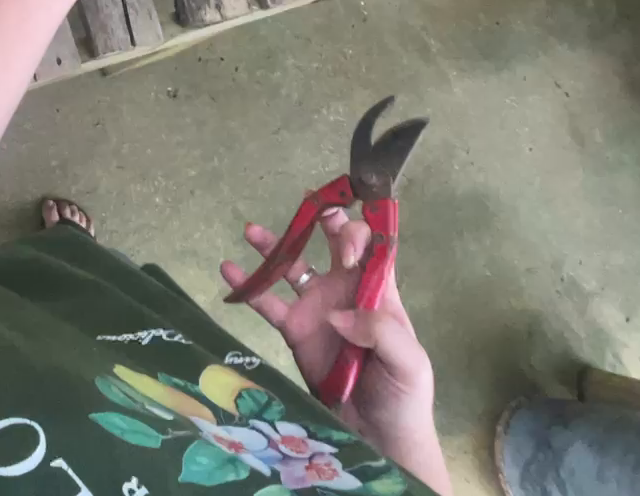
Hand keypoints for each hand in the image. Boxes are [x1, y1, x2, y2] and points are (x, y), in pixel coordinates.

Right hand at [220, 209, 447, 490]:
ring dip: (274, 245)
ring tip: (250, 230)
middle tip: (310, 204)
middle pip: (334, 244)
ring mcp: (317, 308)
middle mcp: (345, 290)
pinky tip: (230, 271)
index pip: (371, 248)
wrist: (376, 437)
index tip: (343, 247)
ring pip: (292, 266)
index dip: (357, 236)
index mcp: (377, 291)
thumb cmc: (403, 396)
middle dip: (324, 220)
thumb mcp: (409, 362)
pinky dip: (248, 286)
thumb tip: (336, 315)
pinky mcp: (294, 329)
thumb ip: (379, 331)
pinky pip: (266, 302)